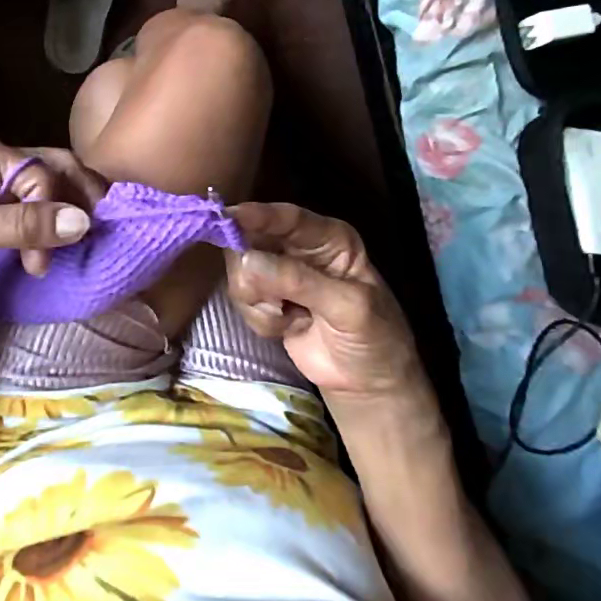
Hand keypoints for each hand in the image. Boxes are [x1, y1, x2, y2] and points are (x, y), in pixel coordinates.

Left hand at [0, 130, 105, 311]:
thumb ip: (22, 225)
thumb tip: (82, 223)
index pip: (37, 171)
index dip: (50, 212)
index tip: (41, 262)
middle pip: (51, 170)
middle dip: (76, 199)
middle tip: (99, 231)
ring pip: (46, 190)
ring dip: (65, 214)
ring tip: (82, 242)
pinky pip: (32, 211)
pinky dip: (50, 226)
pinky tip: (61, 243)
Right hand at [224, 202, 422, 404]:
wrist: (367, 385)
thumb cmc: (374, 339)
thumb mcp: (347, 307)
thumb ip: (299, 281)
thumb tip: (246, 260)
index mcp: (328, 238)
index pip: (287, 218)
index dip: (256, 215)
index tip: (226, 218)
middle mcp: (298, 248)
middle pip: (250, 240)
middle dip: (252, 271)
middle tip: (272, 299)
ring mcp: (277, 273)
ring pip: (240, 272)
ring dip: (260, 301)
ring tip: (291, 317)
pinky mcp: (263, 299)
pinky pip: (241, 299)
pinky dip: (260, 318)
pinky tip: (287, 326)